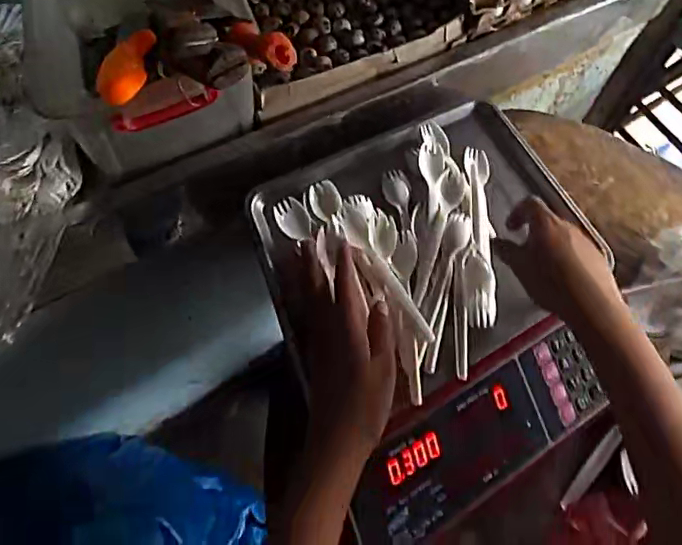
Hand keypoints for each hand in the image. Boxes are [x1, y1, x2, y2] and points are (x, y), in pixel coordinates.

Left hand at [294, 238, 396, 457]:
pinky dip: (301, 298)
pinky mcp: (313, 355)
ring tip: (296, 255)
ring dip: (303, 276)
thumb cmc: (367, 406)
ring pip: (307, 301)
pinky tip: (301, 294)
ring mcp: (317, 343)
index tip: (341, 241)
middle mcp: (328, 331)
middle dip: (314, 264)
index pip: (345, 288)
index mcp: (349, 330)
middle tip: (307, 239)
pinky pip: (305, 315)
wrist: (336, 442)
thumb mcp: (385, 369)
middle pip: (318, 290)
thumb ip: (383, 332)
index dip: (343, 265)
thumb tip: (380, 301)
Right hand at [498, 198, 621, 331]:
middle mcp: (567, 226)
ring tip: (542, 270)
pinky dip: (566, 259)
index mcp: (546, 223)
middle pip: (547, 220)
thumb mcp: (521, 268)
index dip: (517, 212)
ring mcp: (584, 240)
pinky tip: (562, 280)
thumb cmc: (554, 285)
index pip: (529, 204)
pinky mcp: (596, 257)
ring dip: (550, 247)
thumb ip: (507, 251)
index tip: (511, 226)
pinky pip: (577, 251)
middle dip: (533, 233)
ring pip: (562, 236)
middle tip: (524, 251)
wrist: (592, 305)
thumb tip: (498, 244)